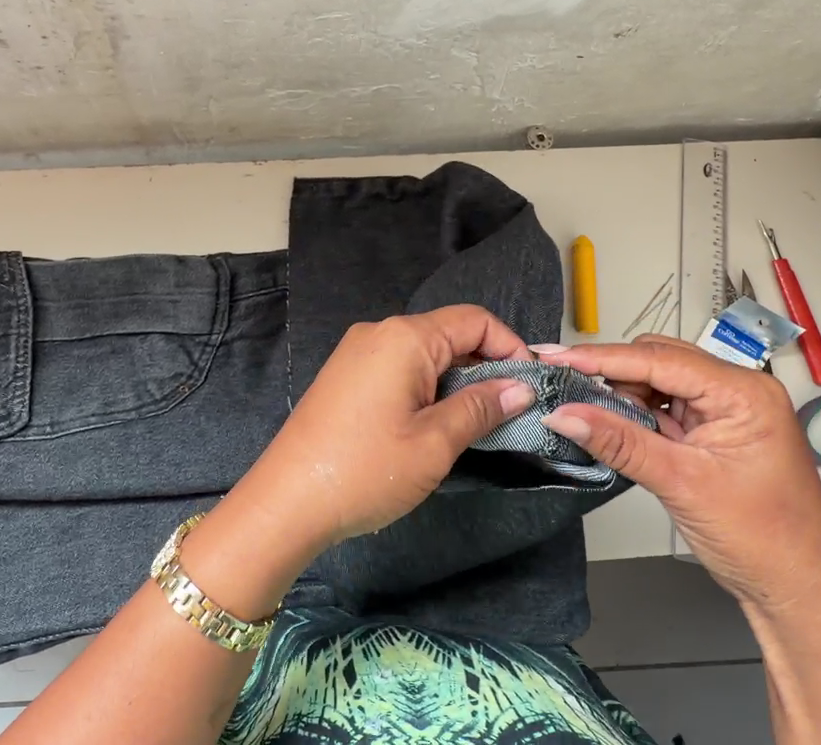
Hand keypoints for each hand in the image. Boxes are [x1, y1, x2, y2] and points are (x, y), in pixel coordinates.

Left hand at [232, 306, 535, 554]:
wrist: (287, 500)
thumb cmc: (366, 470)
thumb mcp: (435, 443)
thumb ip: (481, 408)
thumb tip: (521, 387)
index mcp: (404, 338)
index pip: (474, 320)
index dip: (510, 346)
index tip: (532, 384)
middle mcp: (379, 333)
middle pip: (449, 333)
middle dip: (485, 365)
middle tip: (511, 409)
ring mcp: (357, 353)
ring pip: (424, 353)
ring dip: (456, 379)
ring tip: (477, 421)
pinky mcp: (345, 376)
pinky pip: (398, 367)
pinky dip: (426, 386)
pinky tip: (435, 422)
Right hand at [538, 337, 820, 610]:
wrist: (798, 591)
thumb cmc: (765, 541)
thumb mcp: (680, 484)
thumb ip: (619, 442)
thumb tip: (566, 413)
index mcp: (745, 393)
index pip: (660, 359)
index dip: (602, 357)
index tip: (557, 357)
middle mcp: (739, 391)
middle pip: (657, 359)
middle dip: (610, 373)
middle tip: (564, 385)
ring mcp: (726, 410)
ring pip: (657, 381)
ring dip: (621, 394)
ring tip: (585, 410)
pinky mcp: (713, 430)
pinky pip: (664, 406)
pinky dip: (635, 413)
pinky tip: (611, 424)